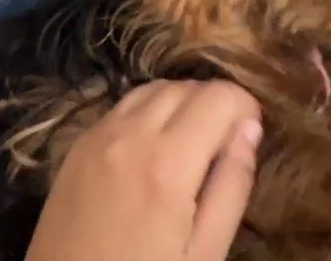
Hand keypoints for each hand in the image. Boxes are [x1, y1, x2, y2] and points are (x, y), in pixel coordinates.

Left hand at [25, 80, 263, 260]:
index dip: (244, 106)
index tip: (252, 132)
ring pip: (153, 88)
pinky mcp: (79, 142)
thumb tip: (249, 128)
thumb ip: (231, 187)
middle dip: (214, 103)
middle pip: (186, 86)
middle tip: (226, 142)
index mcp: (168, 162)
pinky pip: (123, 104)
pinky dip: (148, 109)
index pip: (218, 96)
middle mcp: (131, 132)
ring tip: (193, 142)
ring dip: (180, 102)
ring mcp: (99, 133)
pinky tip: (155, 145)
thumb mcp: (203, 255)